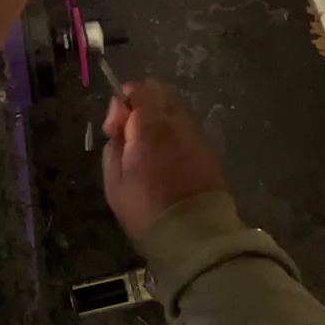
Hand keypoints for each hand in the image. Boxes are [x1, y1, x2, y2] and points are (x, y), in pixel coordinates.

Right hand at [101, 79, 226, 238]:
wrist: (194, 236)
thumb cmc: (147, 210)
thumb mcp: (115, 181)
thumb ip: (115, 144)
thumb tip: (120, 124)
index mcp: (152, 127)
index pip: (140, 89)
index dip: (122, 101)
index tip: (114, 128)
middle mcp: (178, 123)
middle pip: (160, 92)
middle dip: (141, 104)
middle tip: (129, 135)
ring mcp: (197, 136)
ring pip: (175, 110)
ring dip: (158, 119)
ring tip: (148, 151)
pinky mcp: (209, 151)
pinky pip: (187, 129)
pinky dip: (173, 134)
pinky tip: (166, 161)